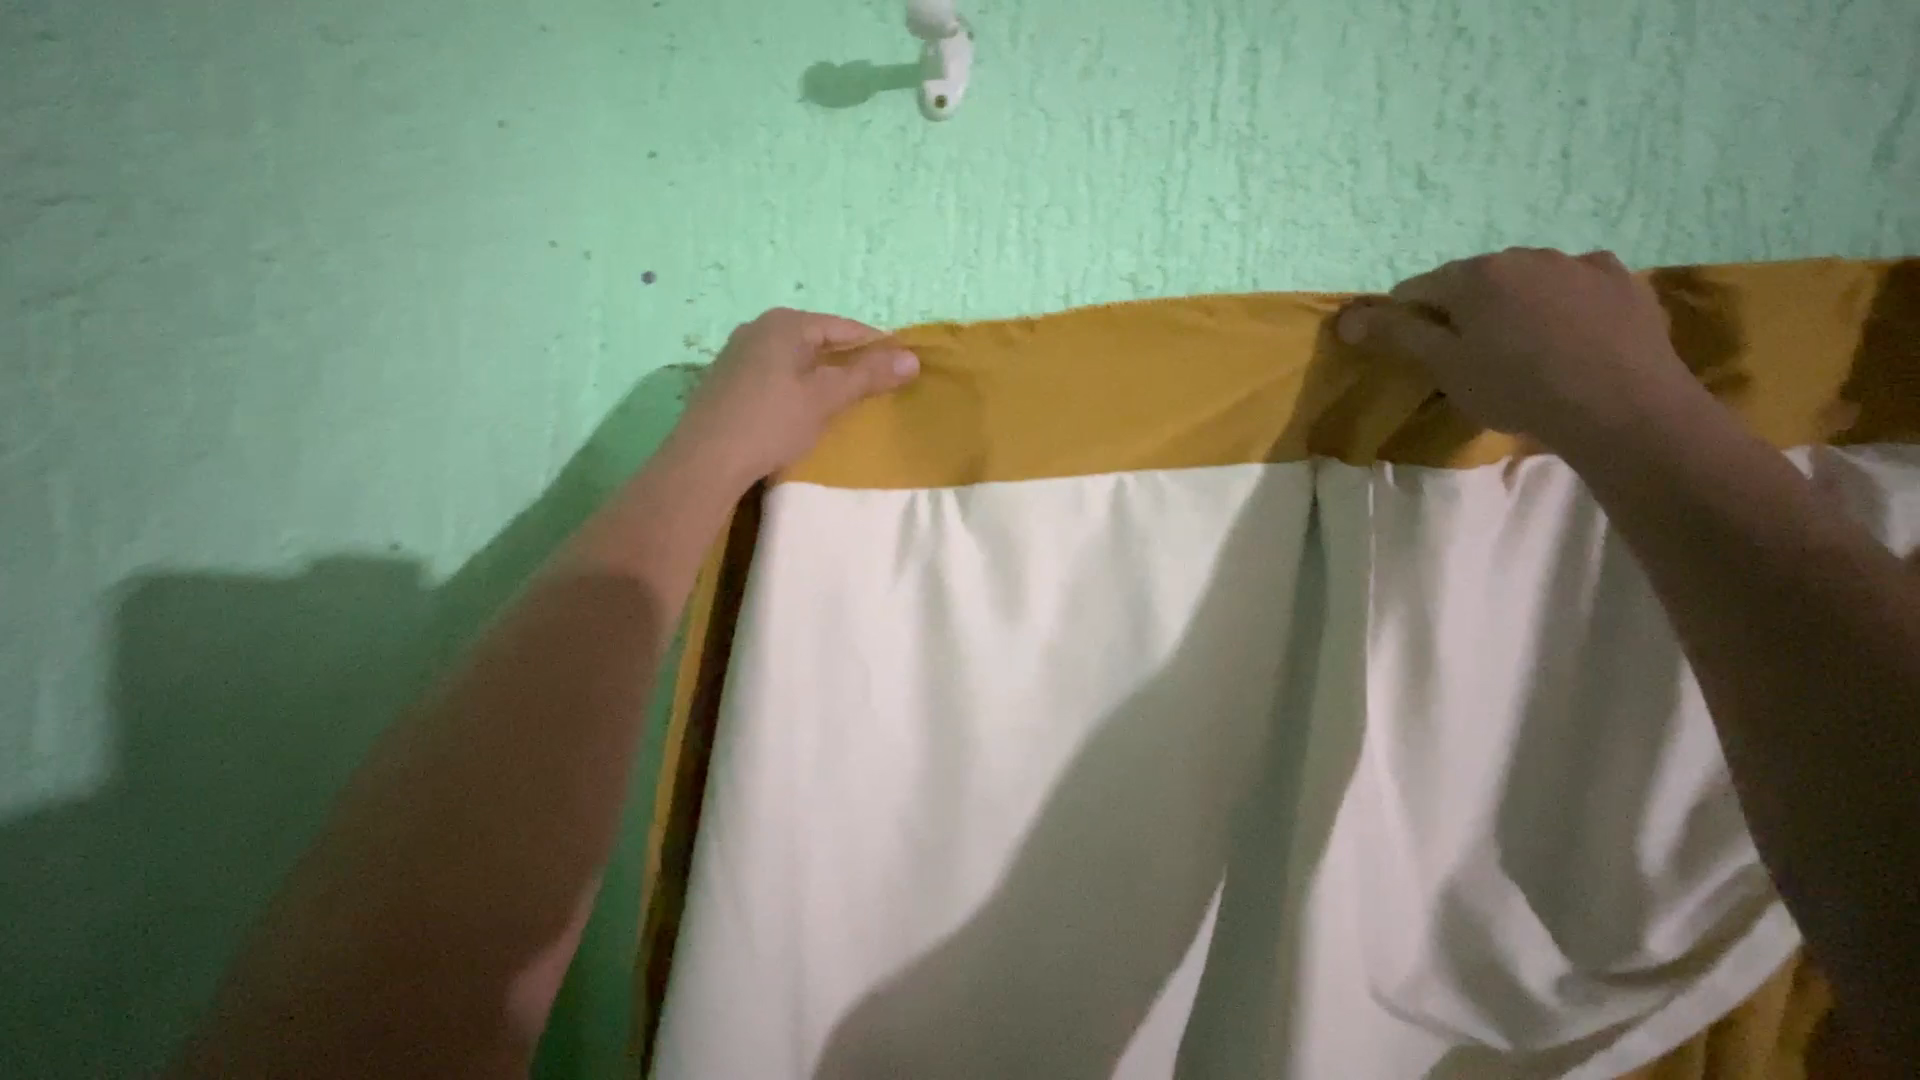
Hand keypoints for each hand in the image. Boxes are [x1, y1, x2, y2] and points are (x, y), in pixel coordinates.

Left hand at [668, 308, 919, 486]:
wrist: (705, 460)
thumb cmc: (772, 422)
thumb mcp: (826, 398)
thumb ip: (868, 376)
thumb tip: (912, 358)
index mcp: (785, 323)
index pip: (845, 327)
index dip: (876, 346)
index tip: (901, 368)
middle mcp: (759, 327)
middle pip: (818, 340)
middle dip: (848, 361)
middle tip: (874, 388)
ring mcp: (738, 353)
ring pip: (795, 359)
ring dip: (821, 376)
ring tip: (842, 403)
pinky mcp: (727, 380)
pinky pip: (775, 374)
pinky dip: (796, 387)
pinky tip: (802, 411)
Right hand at [1336, 248, 1708, 452]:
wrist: (1620, 404)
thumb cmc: (1515, 387)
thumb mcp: (1444, 367)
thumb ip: (1396, 335)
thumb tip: (1347, 318)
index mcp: (1475, 275)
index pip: (1418, 289)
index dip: (1408, 320)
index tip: (1418, 354)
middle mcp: (1524, 255)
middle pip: (1474, 281)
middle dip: (1464, 310)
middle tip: (1470, 358)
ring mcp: (1578, 263)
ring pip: (1527, 280)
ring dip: (1515, 305)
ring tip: (1524, 350)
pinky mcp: (1622, 281)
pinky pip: (1578, 286)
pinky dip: (1566, 304)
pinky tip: (1571, 336)